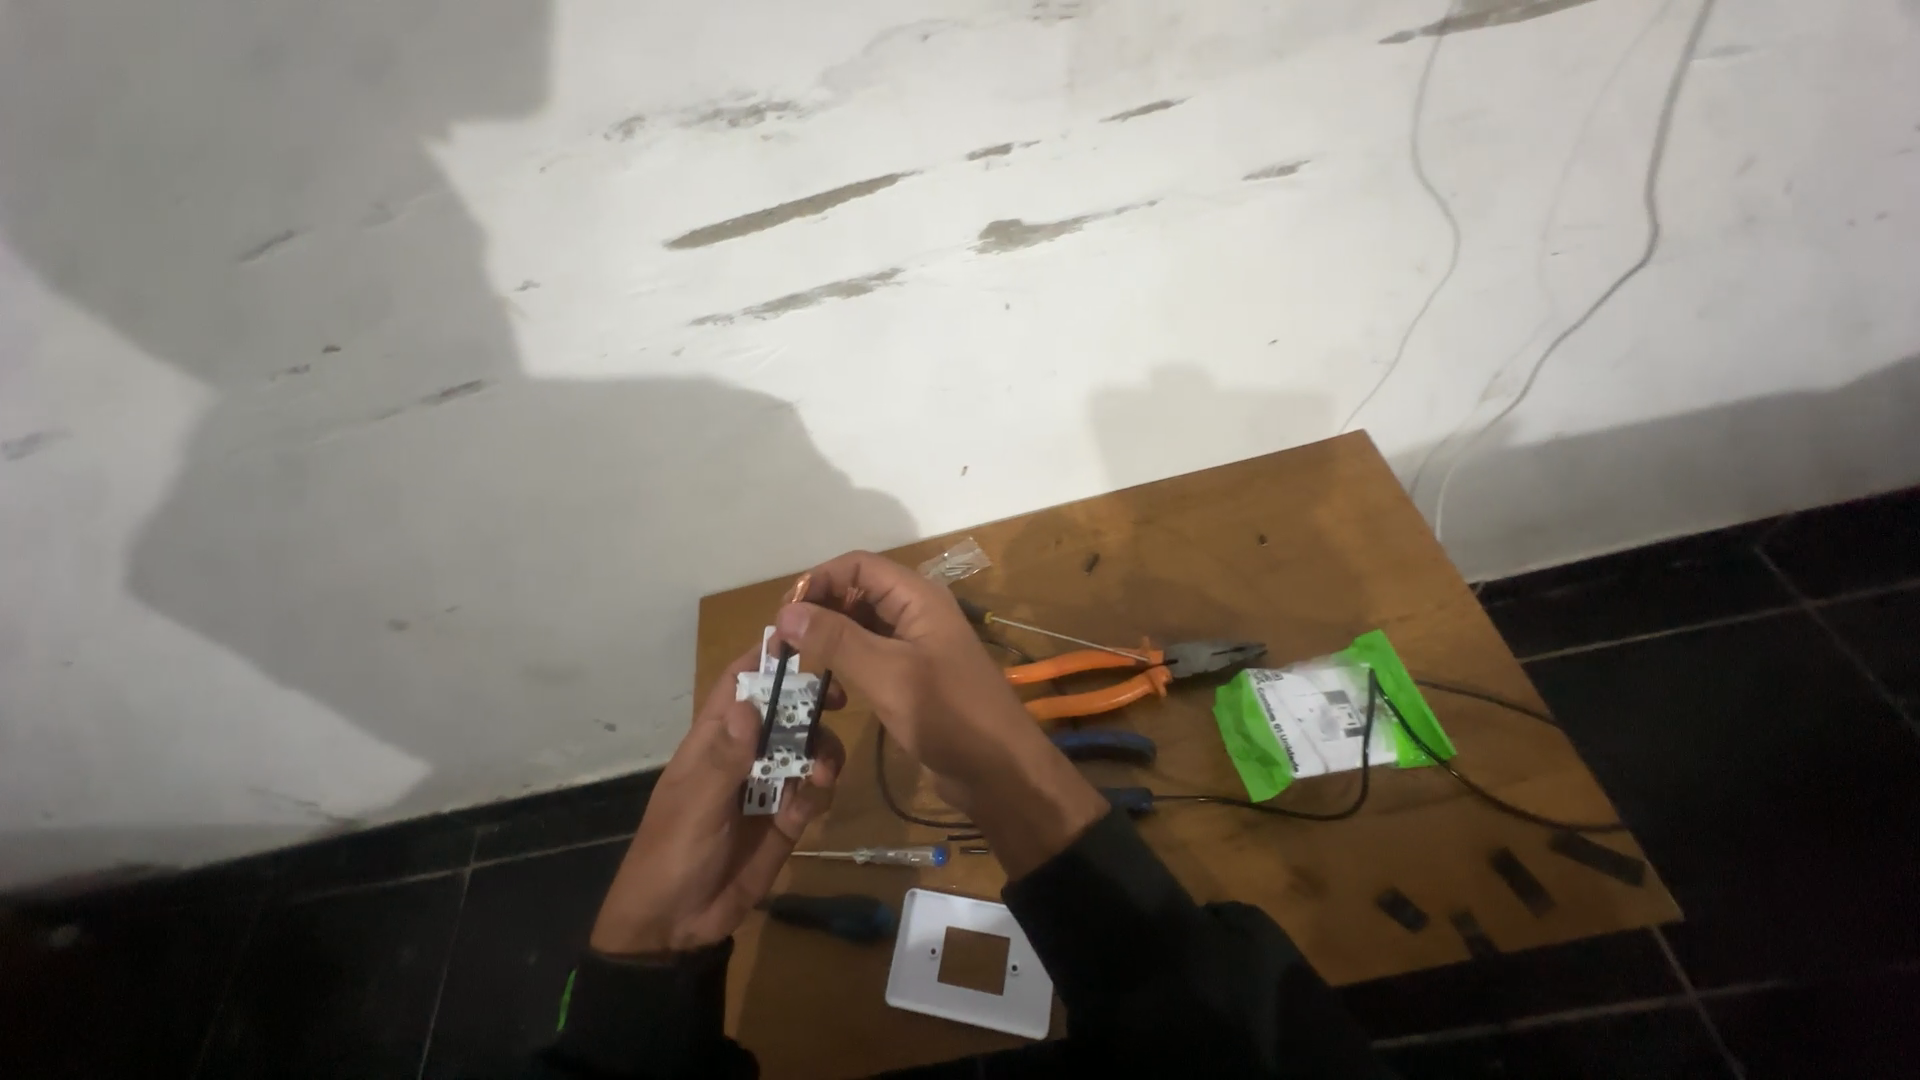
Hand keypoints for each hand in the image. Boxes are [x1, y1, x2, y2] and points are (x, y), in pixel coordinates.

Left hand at [589, 645, 844, 956]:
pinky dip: (816, 794)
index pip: (740, 683)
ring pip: (807, 749)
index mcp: (714, 740)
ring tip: (821, 776)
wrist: (675, 926)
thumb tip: (748, 702)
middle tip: (839, 702)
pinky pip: (812, 792)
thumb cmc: (671, 855)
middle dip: (811, 702)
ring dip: (820, 753)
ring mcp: (766, 786)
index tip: (807, 636)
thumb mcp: (695, 806)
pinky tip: (804, 810)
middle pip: (784, 711)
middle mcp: (744, 754)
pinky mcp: (786, 818)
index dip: (768, 658)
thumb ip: (725, 759)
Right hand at [772, 551, 1034, 788]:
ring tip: (794, 668)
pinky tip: (827, 692)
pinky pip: (870, 658)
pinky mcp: (912, 677)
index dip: (818, 581)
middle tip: (780, 647)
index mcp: (918, 597)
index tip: (783, 616)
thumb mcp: (888, 674)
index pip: (858, 565)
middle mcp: (916, 612)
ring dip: (828, 642)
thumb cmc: (948, 714)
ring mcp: (916, 646)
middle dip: (818, 613)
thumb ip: (837, 640)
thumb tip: (786, 611)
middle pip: (856, 593)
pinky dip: (845, 667)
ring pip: (860, 628)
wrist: (1000, 770)